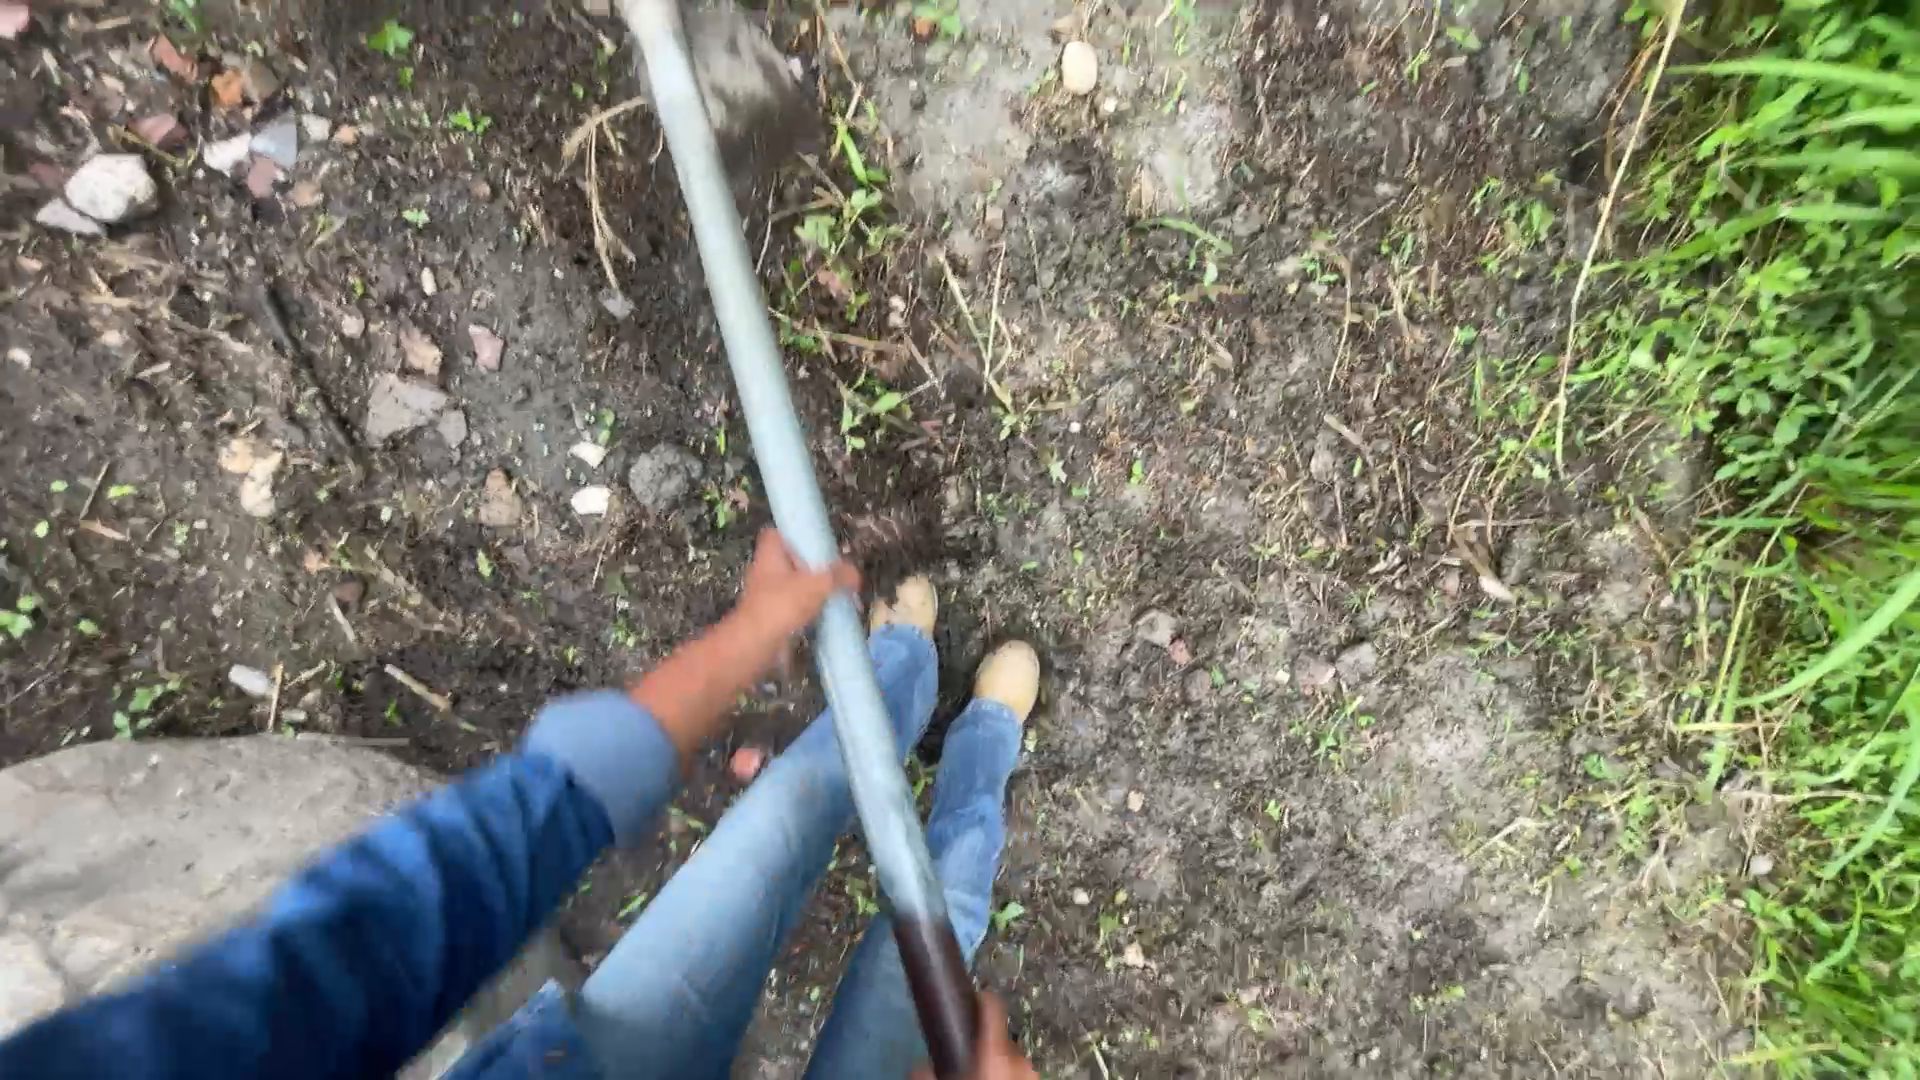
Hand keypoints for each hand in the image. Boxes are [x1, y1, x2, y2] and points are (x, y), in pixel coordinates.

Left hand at [631, 529, 856, 765]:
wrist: (754, 646)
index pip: (776, 534)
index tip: (817, 543)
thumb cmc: (781, 606)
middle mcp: (765, 571)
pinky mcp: (771, 616)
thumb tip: (855, 573)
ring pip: (793, 585)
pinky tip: (827, 615)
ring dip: (813, 590)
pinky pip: (793, 606)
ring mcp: (767, 595)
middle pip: (790, 561)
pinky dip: (809, 609)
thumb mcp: (816, 585)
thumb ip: (838, 576)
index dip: (795, 535)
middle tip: (834, 571)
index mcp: (770, 555)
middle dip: (812, 566)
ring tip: (837, 594)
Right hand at [912, 995, 1036, 1079]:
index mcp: (994, 1054)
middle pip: (1003, 1042)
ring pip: (1015, 1065)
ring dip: (1001, 1071)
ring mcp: (1033, 1079)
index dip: (980, 1001)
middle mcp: (1019, 1062)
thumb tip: (918, 1067)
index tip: (969, 1003)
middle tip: (967, 1066)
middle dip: (987, 1050)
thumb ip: (925, 1078)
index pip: (992, 1006)